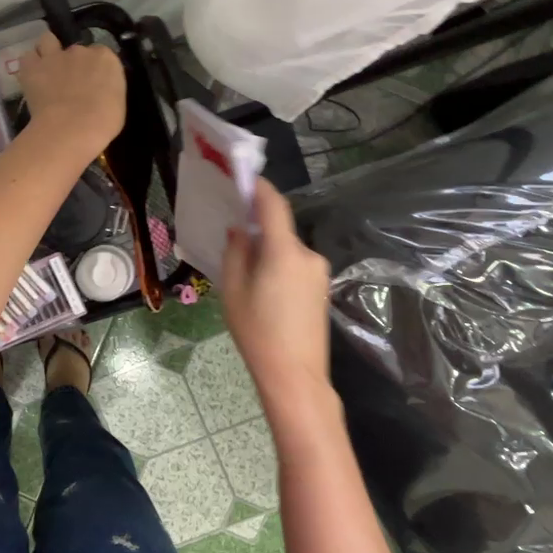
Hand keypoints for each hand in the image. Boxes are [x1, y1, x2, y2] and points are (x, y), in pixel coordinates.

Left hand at [17, 32, 124, 160]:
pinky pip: (28, 58)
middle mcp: (80, 51)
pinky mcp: (32, 67)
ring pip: (48, 41)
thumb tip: (98, 91)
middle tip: (69, 82)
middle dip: (72, 63)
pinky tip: (32, 77)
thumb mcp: (117, 103)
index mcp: (106, 58)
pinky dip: (29, 65)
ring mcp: (55, 56)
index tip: (92, 82)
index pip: (101, 55)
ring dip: (47, 51)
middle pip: (75, 50)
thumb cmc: (102, 122)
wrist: (71, 128)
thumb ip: (107, 88)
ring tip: (46, 68)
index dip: (94, 68)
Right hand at [220, 179, 338, 432]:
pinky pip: (295, 266)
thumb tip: (241, 229)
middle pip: (280, 231)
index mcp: (284, 251)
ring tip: (243, 275)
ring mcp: (318, 273)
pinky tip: (262, 290)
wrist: (294, 374)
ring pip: (287, 251)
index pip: (274, 206)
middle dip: (258, 231)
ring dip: (267, 253)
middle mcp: (308, 255)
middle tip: (232, 240)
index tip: (243, 178)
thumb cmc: (256, 331)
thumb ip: (237, 251)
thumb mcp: (233, 289)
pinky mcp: (321, 289)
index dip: (259, 188)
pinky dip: (278, 267)